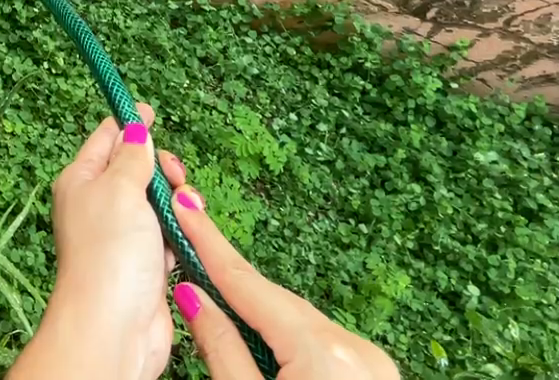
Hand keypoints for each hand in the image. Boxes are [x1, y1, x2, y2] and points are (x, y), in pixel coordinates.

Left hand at [10, 105, 171, 379]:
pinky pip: (165, 235)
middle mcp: (97, 203)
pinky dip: (178, 232)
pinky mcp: (143, 263)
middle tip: (176, 175)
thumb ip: (131, 156)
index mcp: (81, 178)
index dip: (129, 123)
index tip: (151, 111)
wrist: (114, 324)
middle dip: (159, 166)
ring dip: (173, 201)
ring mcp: (120, 234)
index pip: (105, 138)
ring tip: (187, 205)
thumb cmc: (111, 251)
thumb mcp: (120, 189)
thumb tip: (134, 128)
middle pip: (134, 169)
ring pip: (154, 202)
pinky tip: (186, 239)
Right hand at [159, 149, 396, 378]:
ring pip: (295, 322)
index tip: (180, 197)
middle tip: (185, 248)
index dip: (205, 238)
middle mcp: (352, 345)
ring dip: (257, 317)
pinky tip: (268, 353)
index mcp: (319, 350)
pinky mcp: (378, 375)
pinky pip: (319, 342)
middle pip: (270, 300)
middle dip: (227, 282)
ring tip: (219, 315)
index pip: (243, 281)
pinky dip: (287, 338)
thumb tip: (191, 294)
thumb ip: (221, 348)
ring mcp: (373, 360)